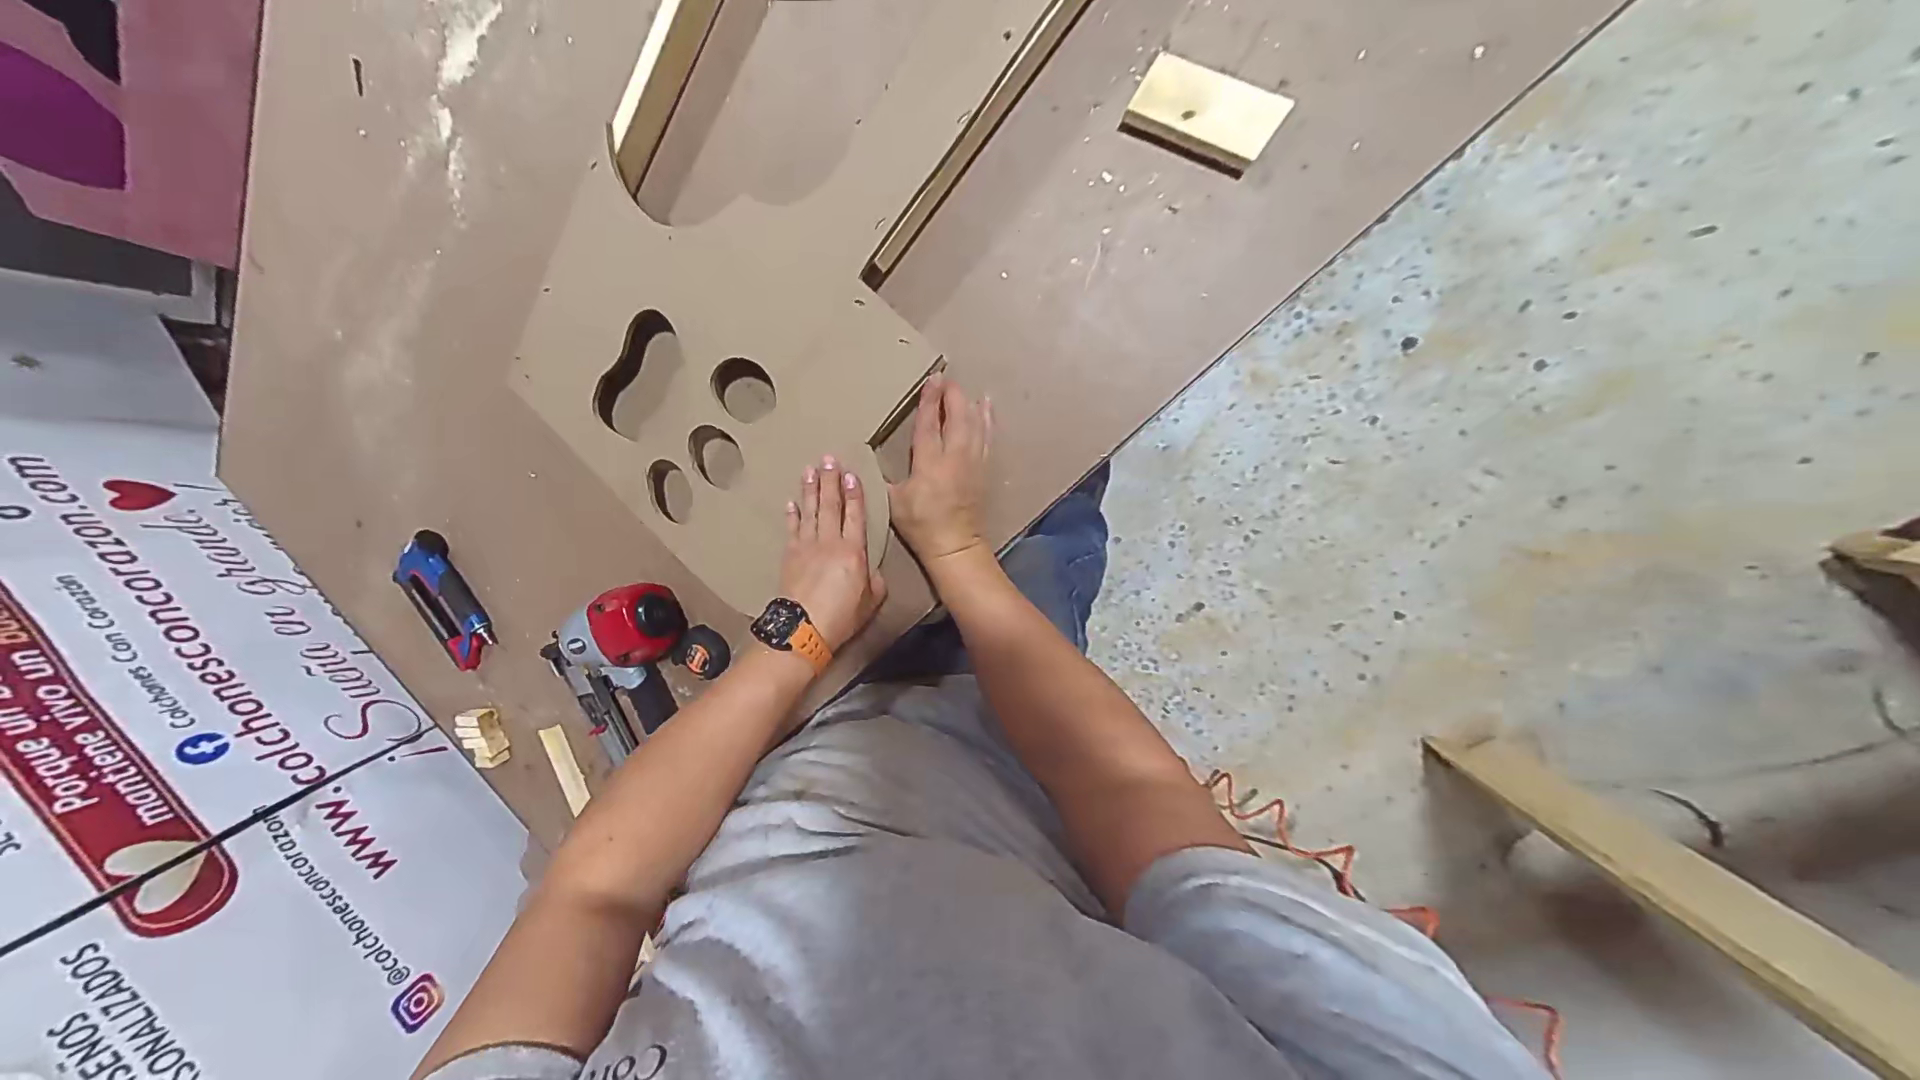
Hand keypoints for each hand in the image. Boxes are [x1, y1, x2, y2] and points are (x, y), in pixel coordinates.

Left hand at [779, 455, 887, 651]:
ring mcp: (807, 547)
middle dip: (830, 481)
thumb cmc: (842, 616)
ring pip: (810, 511)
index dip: (854, 494)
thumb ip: (874, 582)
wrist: (804, 629)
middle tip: (828, 459)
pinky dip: (792, 515)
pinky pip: (792, 529)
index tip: (851, 475)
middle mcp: (830, 542)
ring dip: (810, 489)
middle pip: (830, 506)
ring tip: (810, 470)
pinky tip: (791, 502)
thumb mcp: (871, 600)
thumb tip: (871, 573)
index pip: (855, 515)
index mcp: (853, 551)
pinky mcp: (790, 556)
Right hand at [889, 375, 991, 565]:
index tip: (931, 380)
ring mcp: (973, 461)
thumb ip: (883, 476)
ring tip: (963, 388)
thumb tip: (864, 460)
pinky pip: (987, 437)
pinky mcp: (983, 469)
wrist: (955, 545)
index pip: (928, 422)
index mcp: (929, 461)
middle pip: (957, 415)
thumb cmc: (921, 524)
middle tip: (945, 379)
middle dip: (951, 394)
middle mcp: (954, 455)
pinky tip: (986, 407)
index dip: (929, 399)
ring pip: (975, 422)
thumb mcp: (893, 500)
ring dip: (968, 403)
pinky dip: (987, 419)